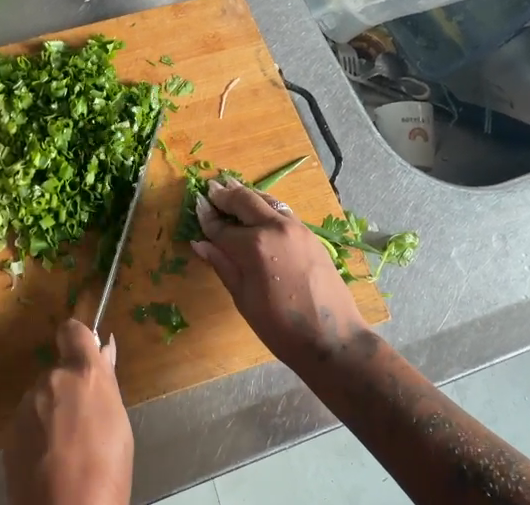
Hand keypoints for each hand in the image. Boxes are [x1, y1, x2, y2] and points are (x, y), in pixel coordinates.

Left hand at [4, 318, 132, 504]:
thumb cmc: (107, 469)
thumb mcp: (118, 422)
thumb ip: (106, 382)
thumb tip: (104, 349)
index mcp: (82, 372)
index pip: (72, 330)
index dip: (78, 340)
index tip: (85, 357)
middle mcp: (50, 381)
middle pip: (59, 372)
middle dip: (68, 390)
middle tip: (84, 423)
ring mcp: (26, 406)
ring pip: (42, 398)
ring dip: (52, 413)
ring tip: (67, 450)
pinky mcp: (10, 433)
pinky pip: (28, 423)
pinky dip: (37, 435)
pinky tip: (49, 462)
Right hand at [190, 178, 369, 368]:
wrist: (333, 340)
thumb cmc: (281, 327)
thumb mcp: (244, 299)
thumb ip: (222, 265)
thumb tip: (200, 243)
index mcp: (253, 246)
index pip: (221, 227)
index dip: (206, 217)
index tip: (196, 205)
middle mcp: (274, 228)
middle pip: (244, 201)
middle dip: (225, 194)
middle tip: (211, 188)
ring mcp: (296, 228)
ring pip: (266, 200)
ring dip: (247, 194)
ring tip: (232, 188)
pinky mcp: (311, 234)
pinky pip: (283, 211)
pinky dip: (266, 204)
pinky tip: (259, 209)